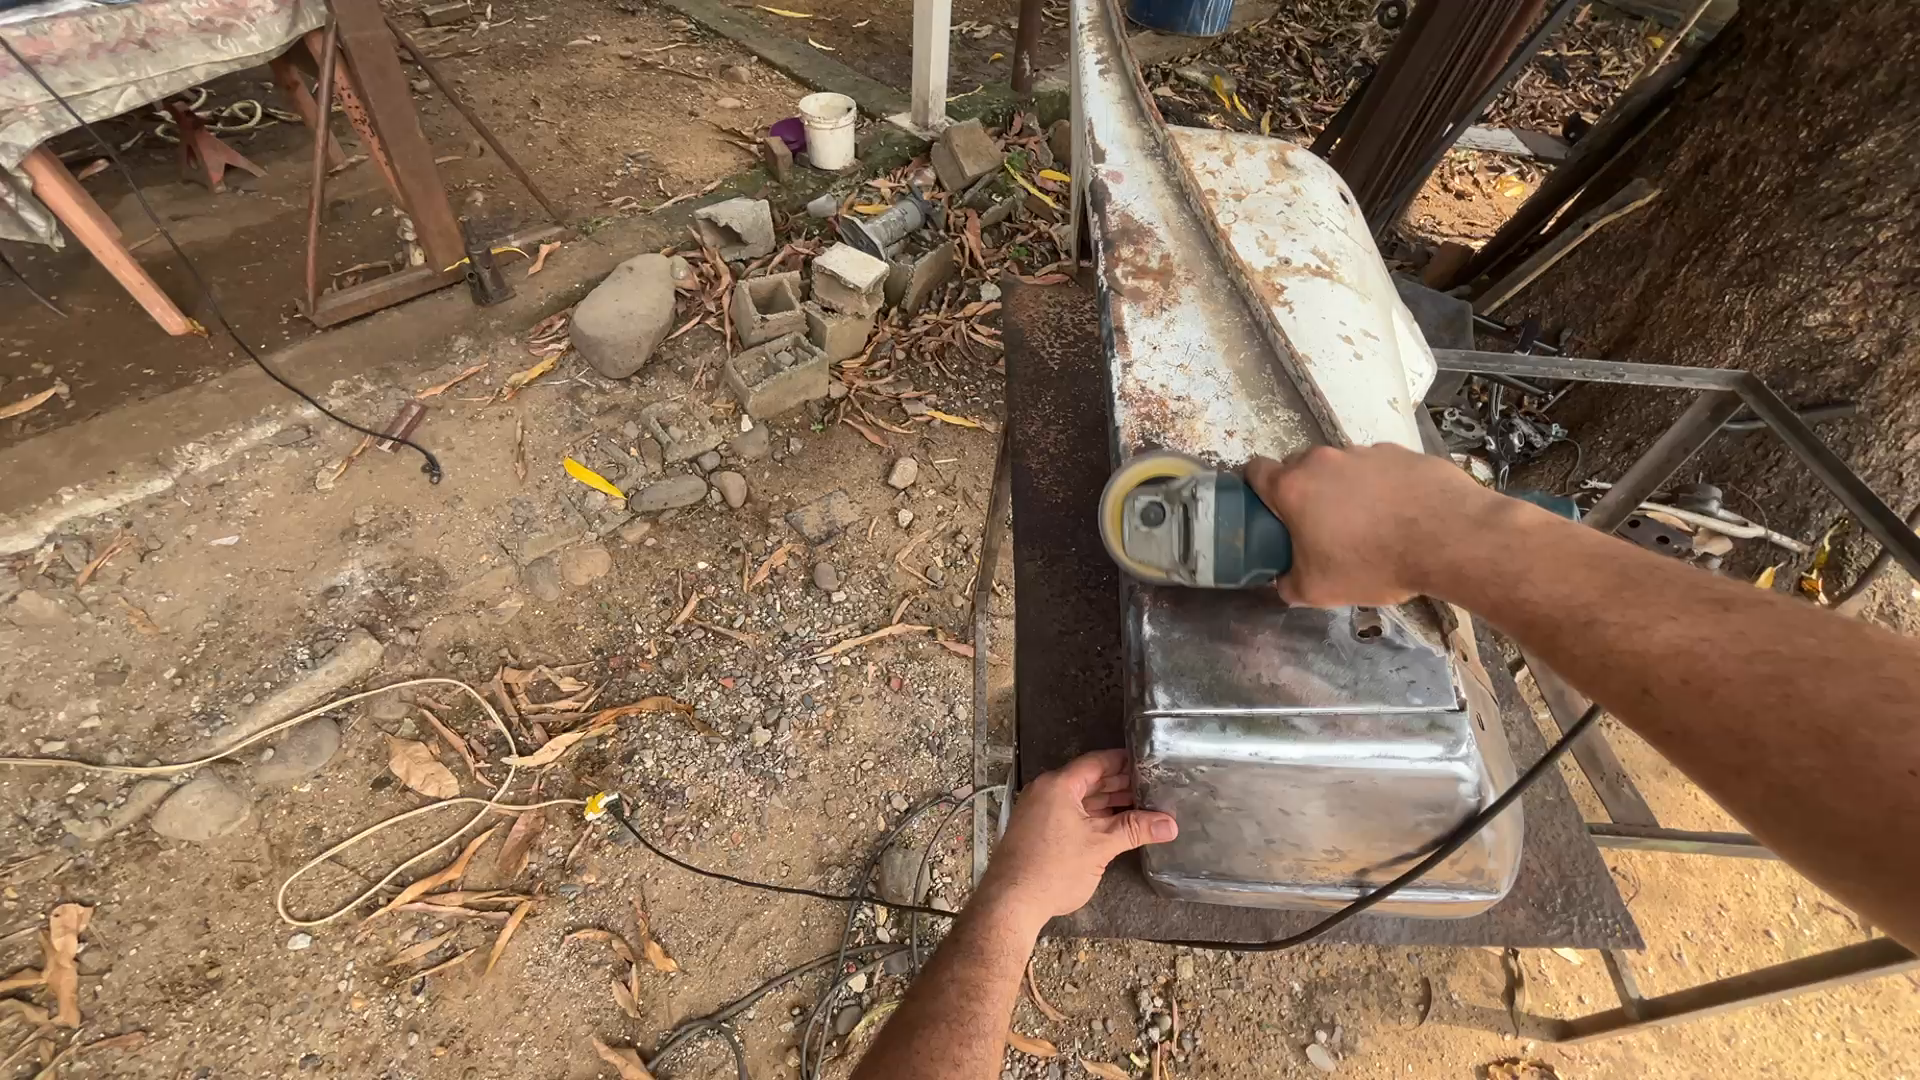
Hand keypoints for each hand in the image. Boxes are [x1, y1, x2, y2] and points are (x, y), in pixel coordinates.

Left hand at [975, 750, 1176, 927]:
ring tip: (1139, 805)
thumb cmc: (1053, 869)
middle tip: (1149, 786)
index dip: (1122, 761)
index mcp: (1058, 785)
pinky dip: (1092, 815)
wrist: (1011, 900)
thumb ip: (1135, 830)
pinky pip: (1070, 812)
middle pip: (1088, 779)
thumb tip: (1170, 824)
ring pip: (1080, 798)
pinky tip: (1114, 823)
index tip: (1145, 761)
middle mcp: (1046, 790)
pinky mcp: (1039, 828)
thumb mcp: (1100, 846)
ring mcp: (1040, 809)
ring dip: (1107, 801)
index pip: (1096, 762)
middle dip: (1119, 783)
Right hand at [1246, 443, 1500, 606]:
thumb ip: (1288, 584)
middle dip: (1301, 490)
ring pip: (1339, 466)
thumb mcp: (1318, 590)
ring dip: (1342, 487)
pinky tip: (1399, 512)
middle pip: (1297, 467)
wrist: (1453, 540)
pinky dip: (1380, 485)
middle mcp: (1323, 461)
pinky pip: (1378, 467)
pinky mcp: (1403, 452)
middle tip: (1316, 524)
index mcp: (1292, 487)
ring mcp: (1365, 452)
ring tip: (1366, 521)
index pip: (1255, 470)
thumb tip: (1283, 580)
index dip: (1254, 487)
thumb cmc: (1374, 563)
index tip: (1265, 508)